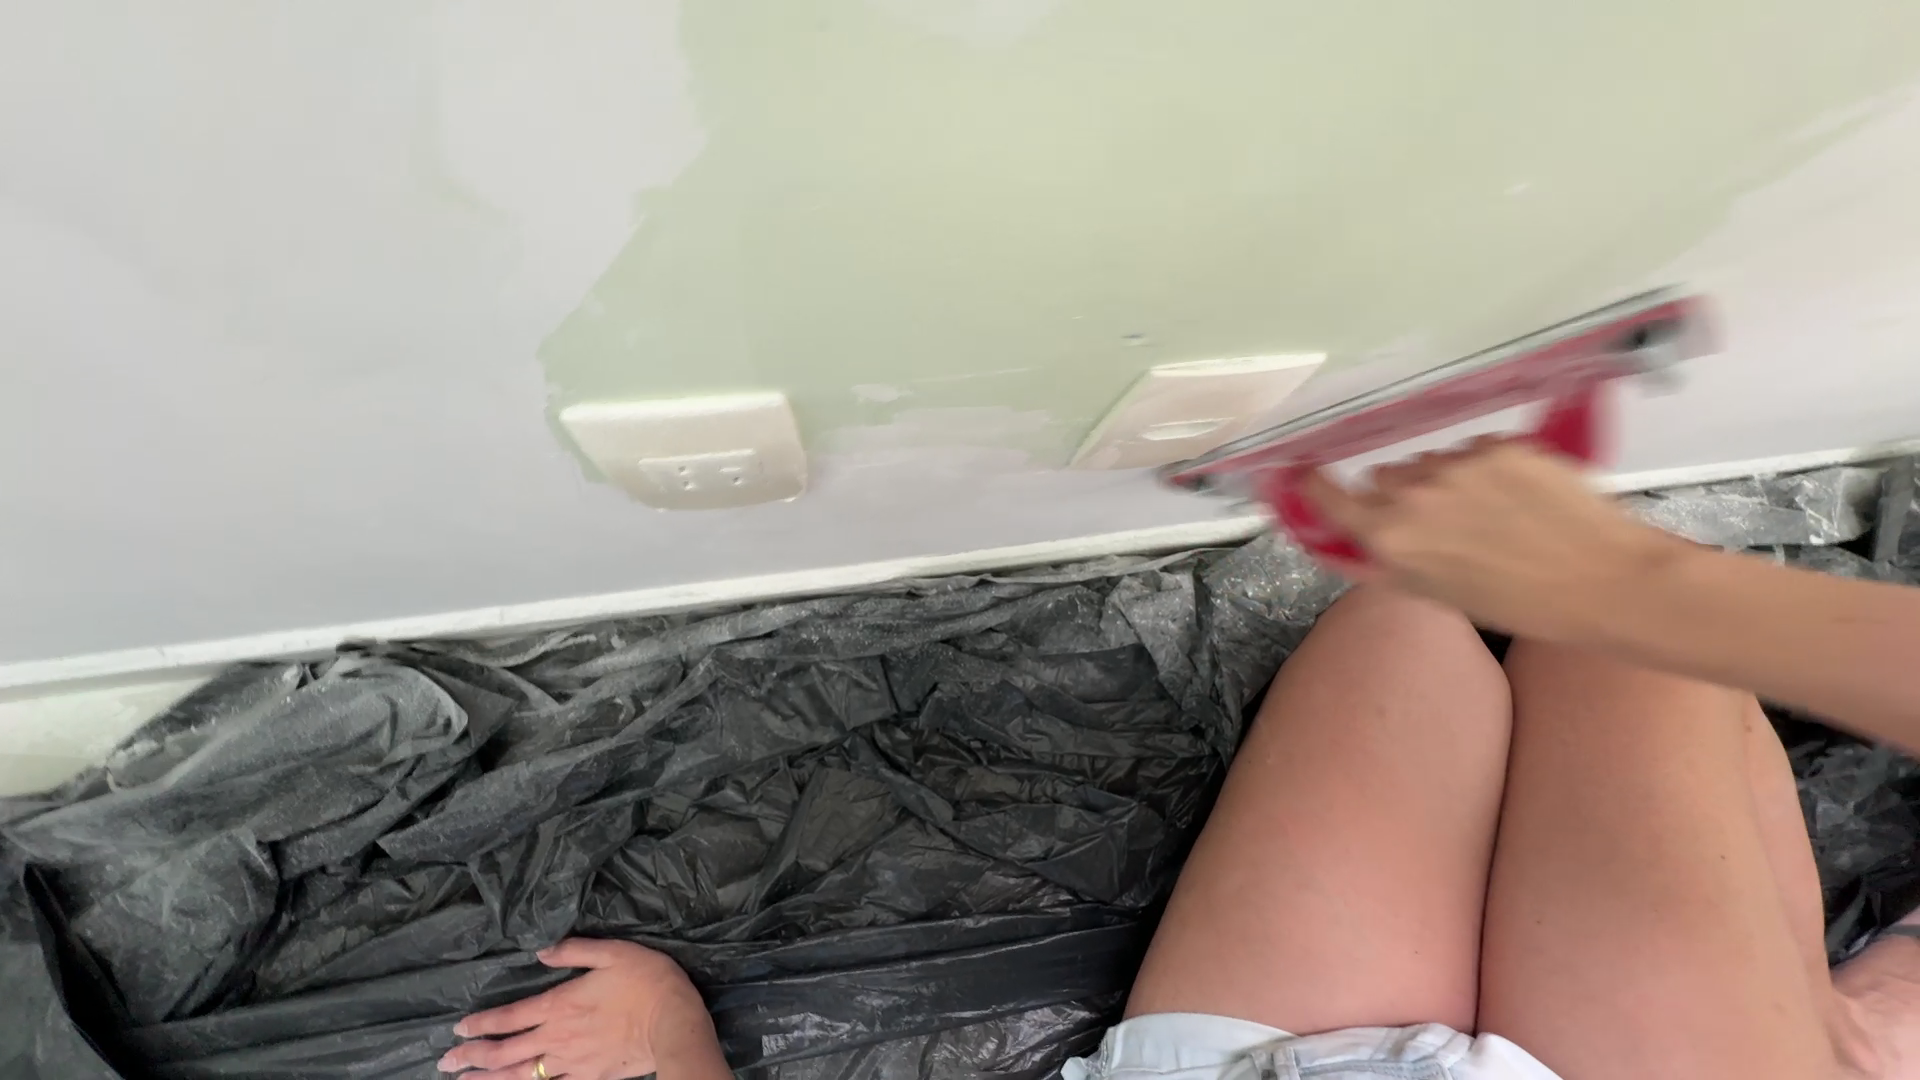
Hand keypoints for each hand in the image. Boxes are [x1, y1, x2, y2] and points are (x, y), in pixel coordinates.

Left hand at [438, 939, 718, 1079]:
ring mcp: (569, 1063)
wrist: (672, 1022)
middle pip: (505, 1052)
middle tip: (445, 1062)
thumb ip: (577, 950)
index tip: (459, 1028)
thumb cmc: (646, 980)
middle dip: (472, 1057)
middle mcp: (557, 1038)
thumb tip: (542, 951)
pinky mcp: (585, 1077)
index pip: (511, 1017)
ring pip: (518, 1076)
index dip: (483, 1023)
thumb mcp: (615, 952)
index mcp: (562, 1004)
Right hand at [1303, 438, 1689, 641]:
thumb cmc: (1512, 602)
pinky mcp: (1500, 446)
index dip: (1314, 485)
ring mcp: (1458, 464)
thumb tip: (1333, 540)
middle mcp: (1412, 493)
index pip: (1325, 493)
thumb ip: (1375, 563)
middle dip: (1395, 495)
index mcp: (1388, 534)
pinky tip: (1514, 496)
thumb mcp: (1428, 593)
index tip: (1309, 477)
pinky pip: (1470, 450)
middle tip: (1433, 522)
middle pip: (1381, 478)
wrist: (1606, 583)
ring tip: (1484, 511)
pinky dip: (1481, 468)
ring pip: (1426, 462)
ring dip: (1440, 480)